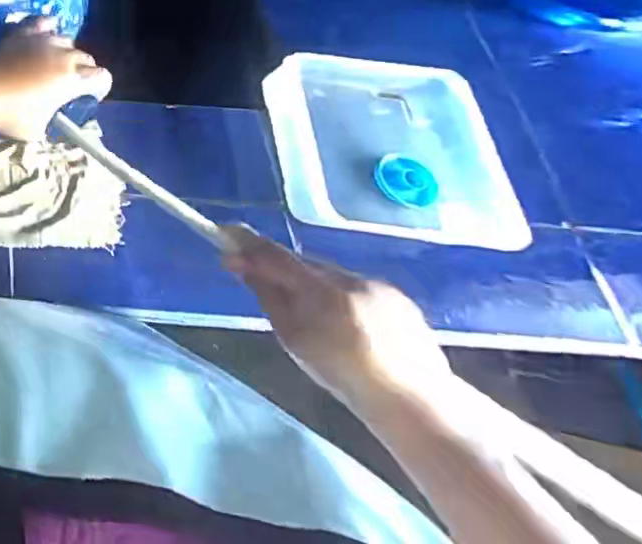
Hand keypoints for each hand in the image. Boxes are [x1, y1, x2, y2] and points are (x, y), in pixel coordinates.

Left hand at [0, 20, 111, 141]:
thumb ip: (51, 122)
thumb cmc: (5, 113)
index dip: (98, 88)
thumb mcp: (35, 130)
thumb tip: (51, 121)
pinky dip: (47, 29)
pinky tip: (42, 37)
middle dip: (83, 70)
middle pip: (86, 57)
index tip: (88, 96)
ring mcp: (41, 39)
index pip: (102, 78)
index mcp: (72, 79)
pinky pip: (43, 22)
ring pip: (66, 40)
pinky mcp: (21, 31)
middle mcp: (62, 55)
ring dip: (64, 51)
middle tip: (69, 83)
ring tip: (53, 62)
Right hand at [222, 225, 453, 413]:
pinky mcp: (398, 297)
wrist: (417, 404)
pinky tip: (347, 324)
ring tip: (312, 315)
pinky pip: (356, 287)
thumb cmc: (343, 375)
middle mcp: (349, 277)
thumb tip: (242, 265)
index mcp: (321, 289)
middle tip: (264, 284)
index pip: (273, 253)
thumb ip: (267, 295)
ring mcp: (377, 285)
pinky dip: (341, 297)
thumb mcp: (291, 337)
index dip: (245, 242)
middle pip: (301, 262)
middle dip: (281, 269)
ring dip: (312, 284)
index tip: (224, 235)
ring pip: (329, 274)